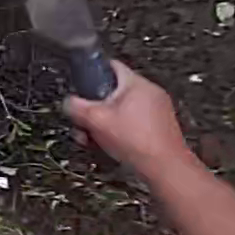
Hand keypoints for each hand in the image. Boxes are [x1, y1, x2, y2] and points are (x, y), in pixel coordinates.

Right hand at [63, 60, 194, 171]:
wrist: (165, 169)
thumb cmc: (135, 141)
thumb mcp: (93, 118)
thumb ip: (74, 105)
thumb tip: (68, 102)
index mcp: (138, 84)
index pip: (109, 65)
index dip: (90, 72)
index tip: (79, 85)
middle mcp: (150, 94)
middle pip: (109, 92)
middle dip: (92, 107)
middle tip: (84, 120)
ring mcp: (156, 111)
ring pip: (117, 109)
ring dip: (100, 122)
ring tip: (93, 137)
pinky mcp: (157, 127)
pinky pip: (128, 122)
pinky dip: (114, 130)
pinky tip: (106, 144)